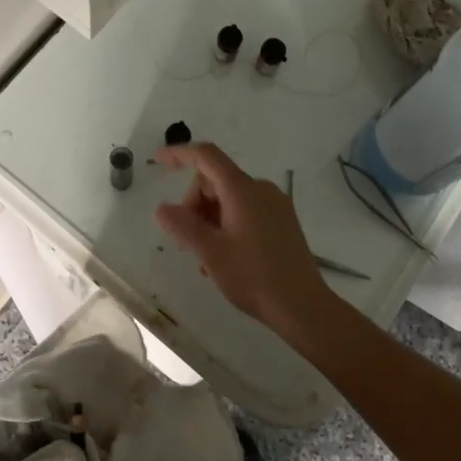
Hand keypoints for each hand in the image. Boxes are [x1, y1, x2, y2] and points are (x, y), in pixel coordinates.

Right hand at [153, 143, 334, 334]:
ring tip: (205, 259)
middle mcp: (261, 190)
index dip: (180, 154)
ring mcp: (275, 205)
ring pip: (229, 199)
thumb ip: (183, 226)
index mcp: (243, 190)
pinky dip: (227, 226)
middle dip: (194, 205)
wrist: (303, 306)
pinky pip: (246, 211)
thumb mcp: (211, 253)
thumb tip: (162, 208)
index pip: (207, 157)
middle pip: (216, 181)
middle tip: (187, 242)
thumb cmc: (254, 277)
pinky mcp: (283, 222)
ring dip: (209, 221)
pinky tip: (223, 258)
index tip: (157, 161)